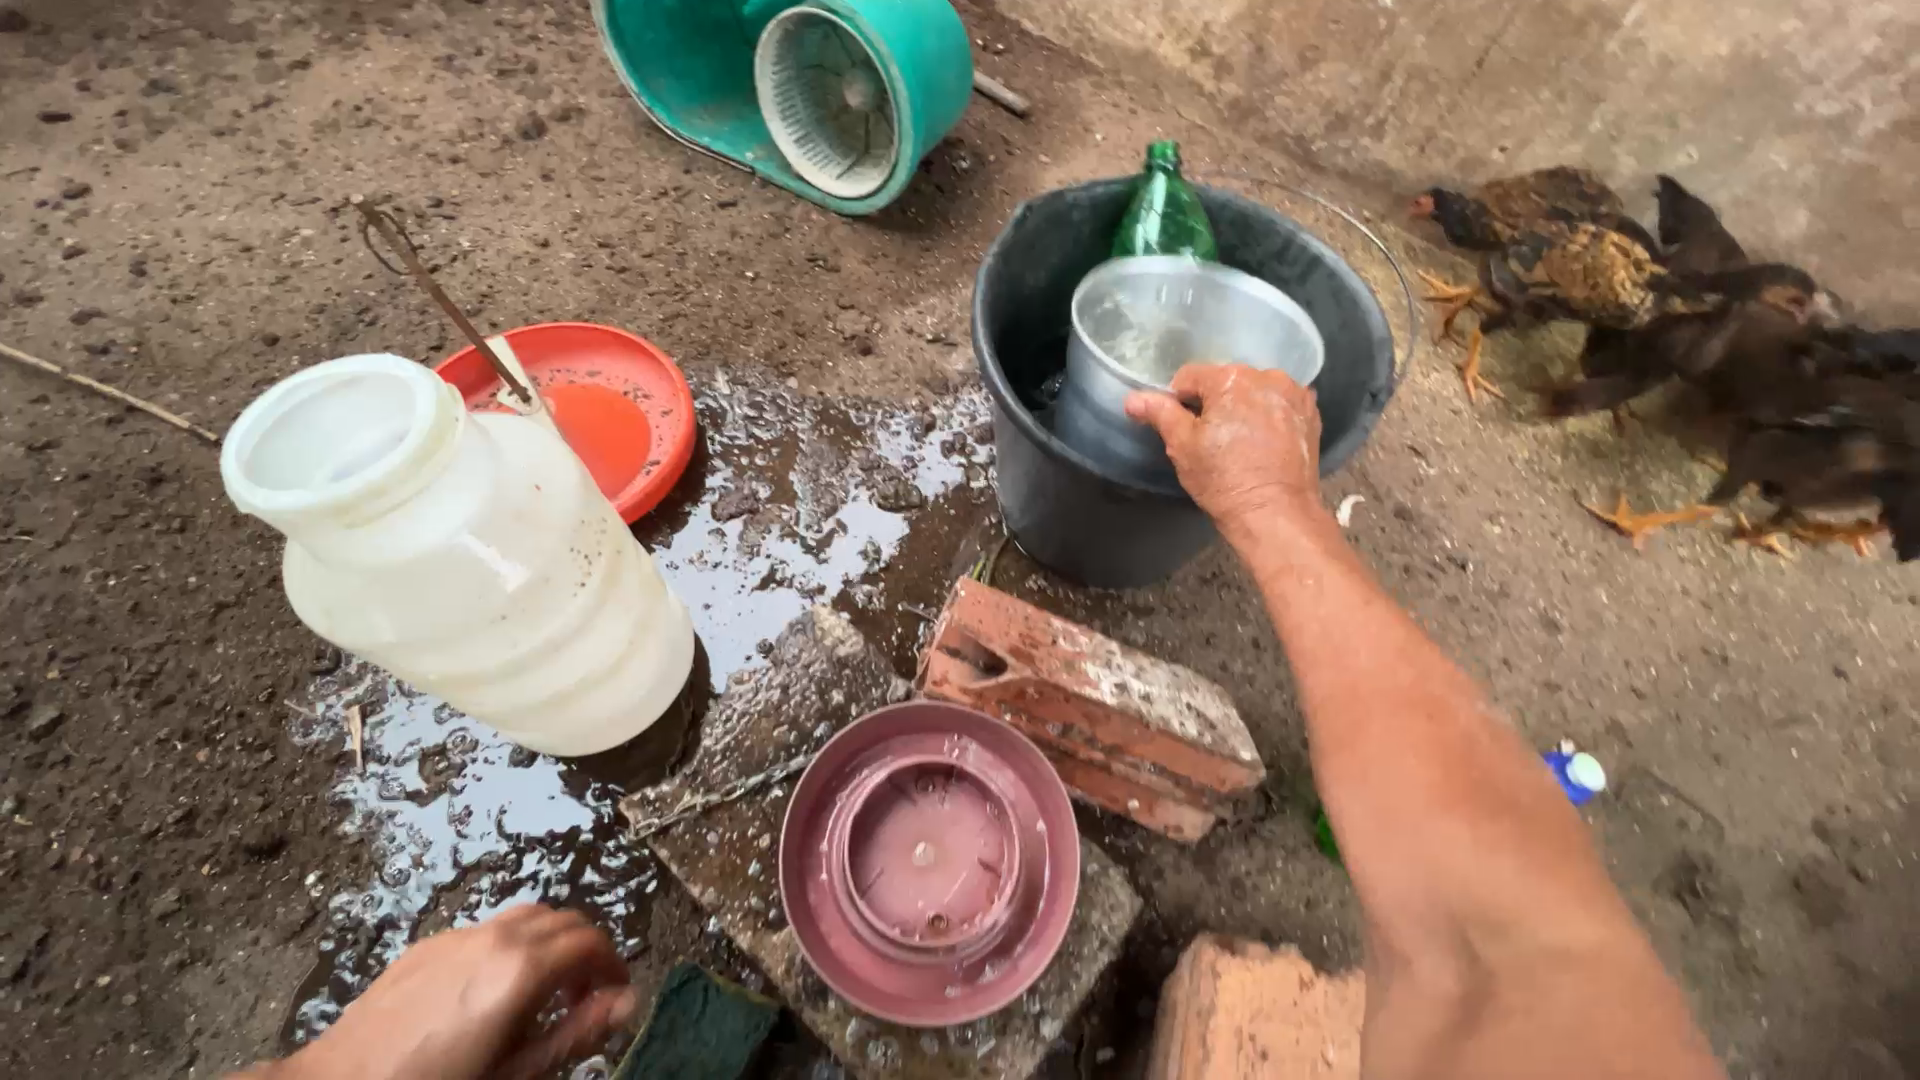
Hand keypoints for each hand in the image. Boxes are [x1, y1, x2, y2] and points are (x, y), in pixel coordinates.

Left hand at [254, 905, 637, 1079]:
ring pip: (530, 916)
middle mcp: (500, 936)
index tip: (614, 996)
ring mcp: (463, 935)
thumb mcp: (514, 1075)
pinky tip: (488, 990)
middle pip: (566, 920)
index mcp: (524, 969)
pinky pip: (489, 929)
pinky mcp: (430, 943)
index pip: (592, 943)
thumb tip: (628, 1000)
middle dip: (585, 951)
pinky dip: (512, 944)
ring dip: (551, 940)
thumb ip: (576, 1034)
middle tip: (581, 996)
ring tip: (541, 988)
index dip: (613, 966)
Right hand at [1124, 364, 1324, 538]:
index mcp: (1230, 378)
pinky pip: (1278, 404)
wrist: (1275, 512)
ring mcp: (1293, 393)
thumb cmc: (1224, 480)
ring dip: (1242, 408)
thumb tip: (1133, 398)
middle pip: (1224, 382)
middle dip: (1213, 404)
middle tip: (1210, 441)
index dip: (1178, 402)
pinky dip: (1267, 416)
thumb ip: (1159, 413)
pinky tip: (1261, 444)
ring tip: (1238, 444)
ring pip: (1253, 392)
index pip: (1189, 377)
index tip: (1183, 430)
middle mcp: (1266, 375)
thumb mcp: (1182, 446)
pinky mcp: (1310, 413)